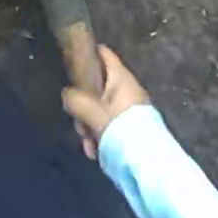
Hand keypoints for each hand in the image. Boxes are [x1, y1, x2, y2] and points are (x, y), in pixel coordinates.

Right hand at [61, 45, 150, 159]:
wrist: (150, 165)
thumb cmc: (120, 130)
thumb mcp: (90, 111)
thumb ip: (74, 99)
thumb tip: (67, 95)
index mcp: (121, 78)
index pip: (102, 52)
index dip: (86, 53)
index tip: (69, 63)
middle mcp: (127, 89)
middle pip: (95, 85)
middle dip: (82, 105)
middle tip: (79, 123)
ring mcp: (130, 109)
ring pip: (99, 108)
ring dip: (88, 125)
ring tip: (88, 145)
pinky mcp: (132, 127)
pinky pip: (108, 124)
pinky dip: (99, 135)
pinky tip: (95, 151)